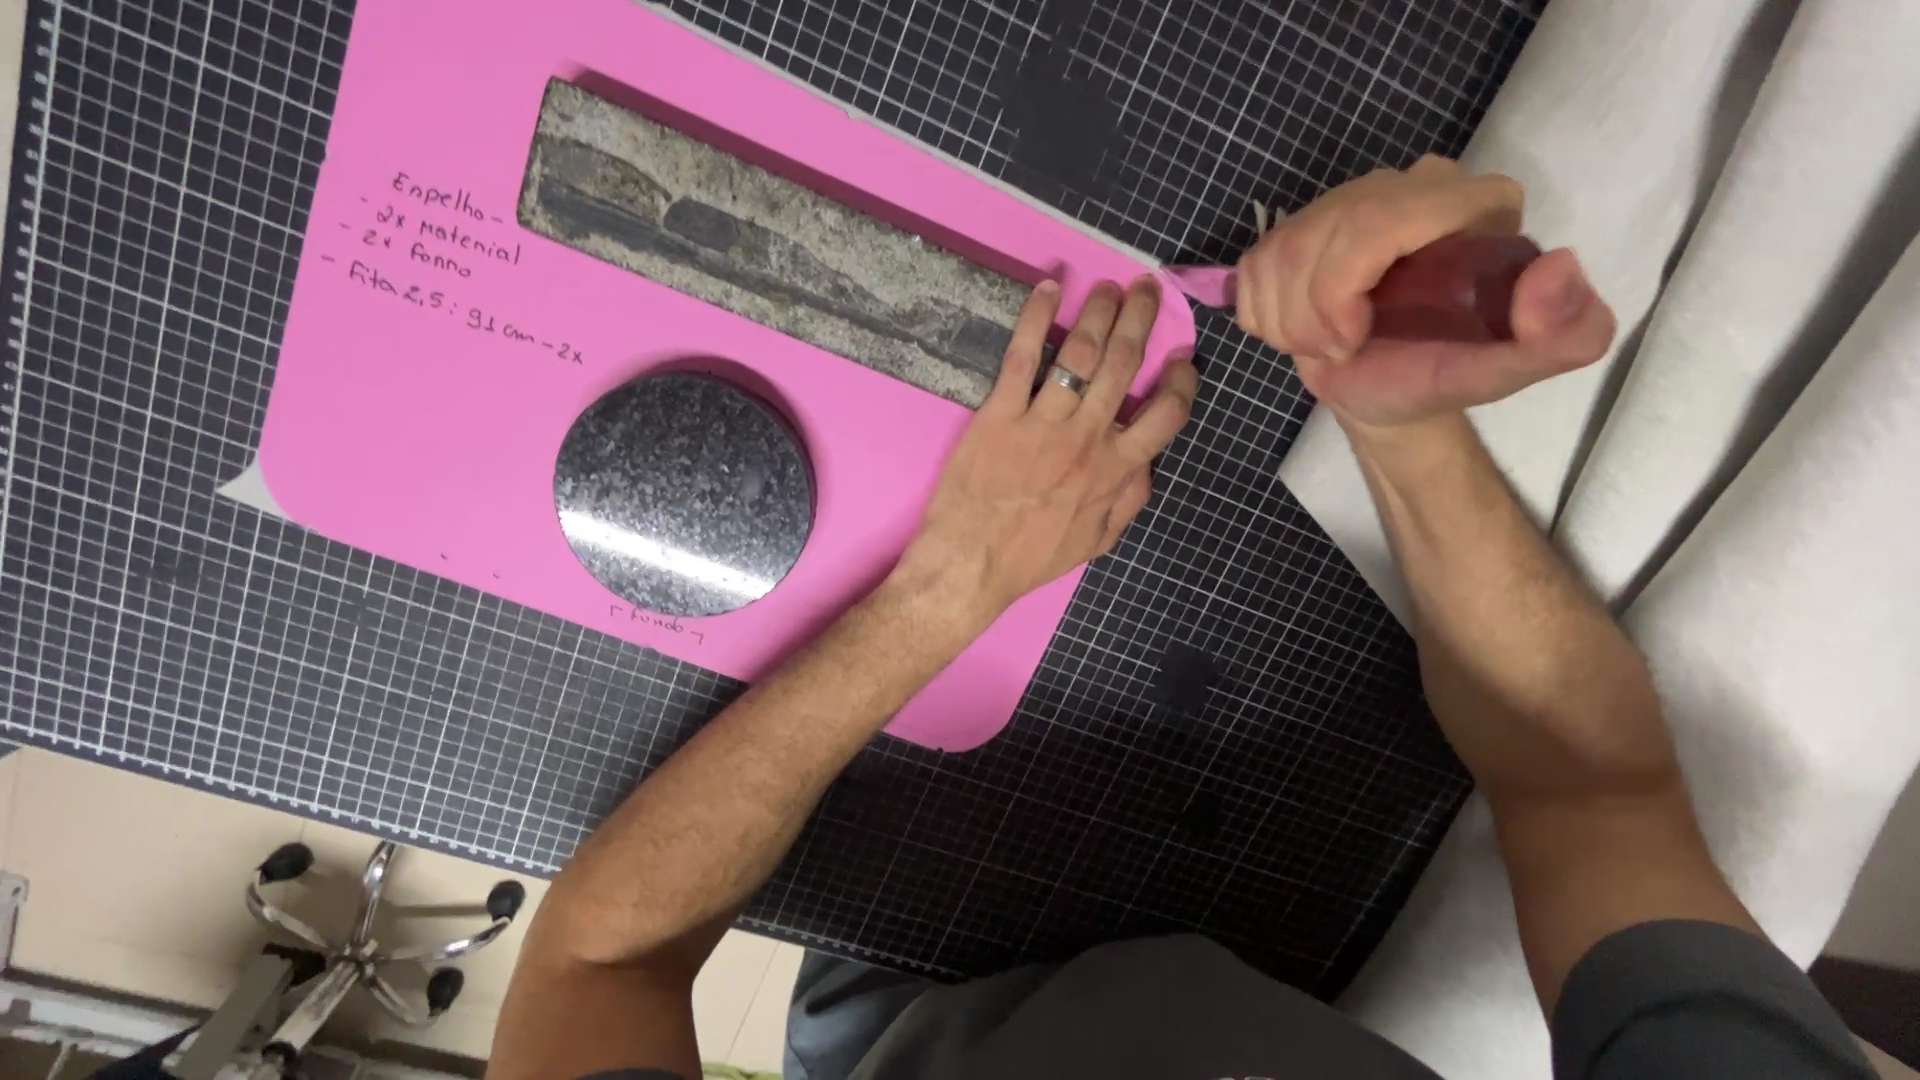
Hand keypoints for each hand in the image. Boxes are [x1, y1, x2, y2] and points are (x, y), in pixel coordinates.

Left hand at [894, 277, 1199, 625]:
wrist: (971, 563)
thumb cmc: (1033, 557)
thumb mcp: (1097, 542)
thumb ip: (1130, 500)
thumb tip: (1150, 462)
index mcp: (1115, 470)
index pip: (1166, 414)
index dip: (1181, 381)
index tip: (1181, 359)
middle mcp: (1086, 437)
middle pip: (1124, 365)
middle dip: (1141, 319)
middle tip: (1146, 289)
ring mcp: (1042, 422)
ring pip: (1081, 353)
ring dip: (1099, 311)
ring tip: (1108, 287)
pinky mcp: (1000, 414)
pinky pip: (1022, 357)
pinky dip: (1037, 318)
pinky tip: (1049, 289)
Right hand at [1234, 155, 1616, 427]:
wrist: (1378, 393)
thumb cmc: (1434, 379)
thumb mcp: (1505, 374)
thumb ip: (1564, 334)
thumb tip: (1558, 265)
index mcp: (1471, 204)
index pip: (1380, 216)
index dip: (1344, 287)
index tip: (1356, 339)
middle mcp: (1408, 185)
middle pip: (1321, 232)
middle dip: (1313, 311)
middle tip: (1337, 350)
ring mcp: (1344, 203)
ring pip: (1280, 249)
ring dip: (1288, 319)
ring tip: (1323, 344)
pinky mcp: (1294, 231)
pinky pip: (1253, 266)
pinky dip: (1264, 316)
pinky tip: (1299, 328)